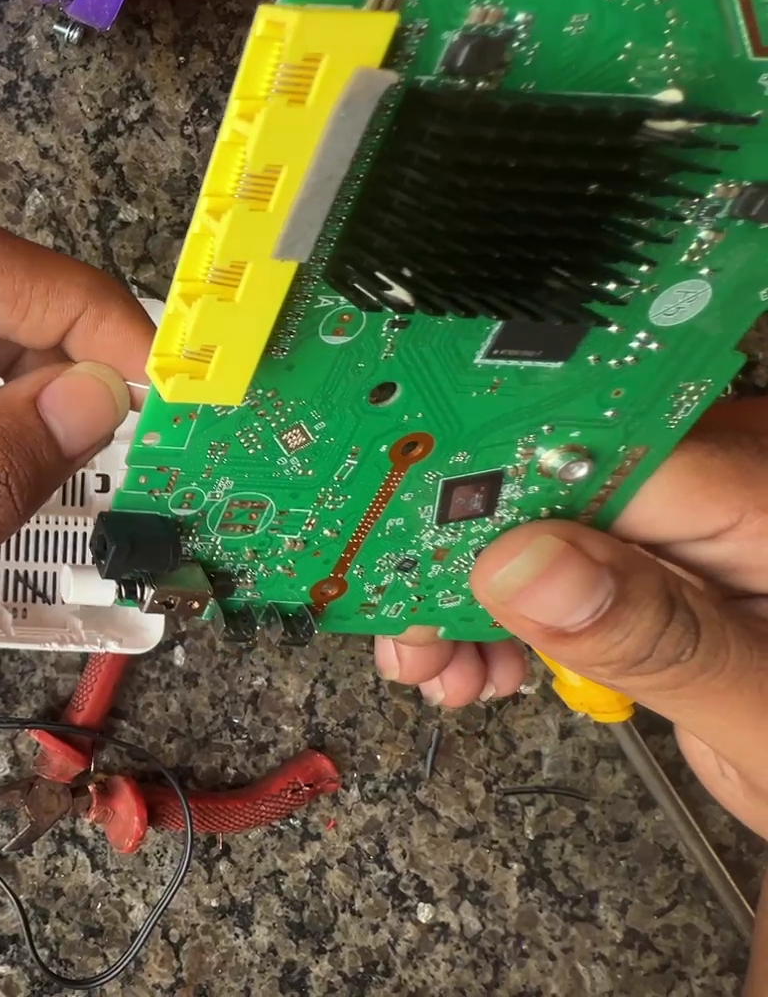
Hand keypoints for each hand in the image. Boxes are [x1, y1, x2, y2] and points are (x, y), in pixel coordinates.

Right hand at [379, 399, 767, 834]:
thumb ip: (659, 641)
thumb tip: (519, 567)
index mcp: (766, 497)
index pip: (584, 455)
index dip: (474, 489)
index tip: (393, 536)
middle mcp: (712, 484)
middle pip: (530, 492)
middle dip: (452, 562)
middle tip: (404, 631)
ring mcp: (669, 518)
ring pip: (515, 529)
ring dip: (457, 599)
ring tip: (437, 668)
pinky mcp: (636, 551)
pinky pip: (532, 563)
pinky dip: (488, 614)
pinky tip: (475, 662)